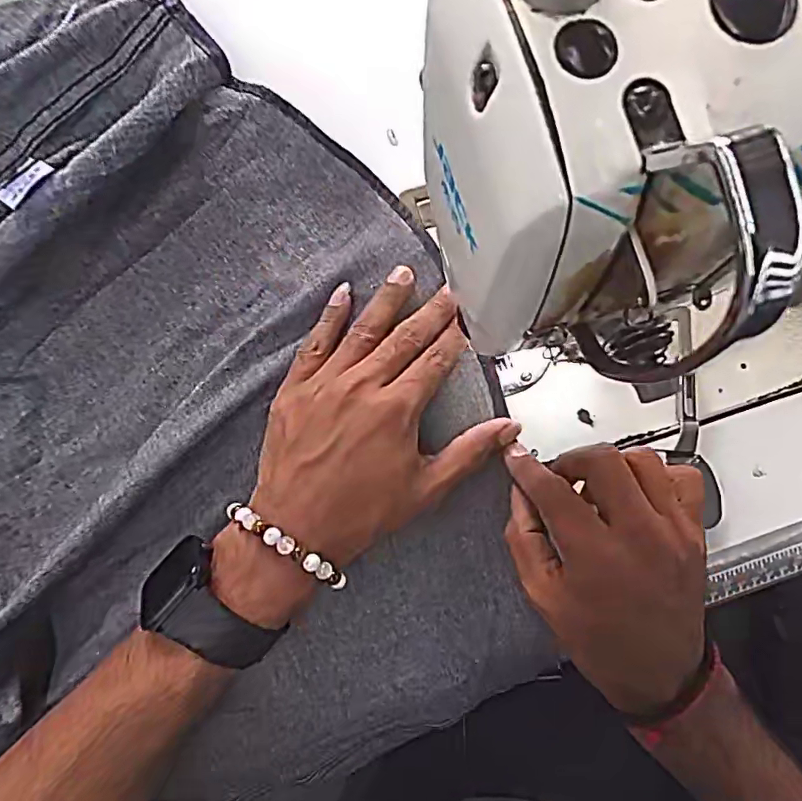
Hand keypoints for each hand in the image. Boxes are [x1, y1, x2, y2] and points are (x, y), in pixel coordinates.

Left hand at [210, 265, 520, 629]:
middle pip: (404, 337)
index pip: (434, 359)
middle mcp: (362, 387)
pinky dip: (330, 316)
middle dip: (429, 310)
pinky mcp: (296, 389)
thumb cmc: (358, 513)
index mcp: (396, 410)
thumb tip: (506, 430)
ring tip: (403, 273)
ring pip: (362, 330)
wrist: (295, 527)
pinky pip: (316, 343)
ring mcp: (326, 384)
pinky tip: (342, 294)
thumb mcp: (424, 489)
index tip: (464, 320)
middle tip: (445, 290)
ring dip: (386, 300)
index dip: (453, 336)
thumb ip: (468, 452)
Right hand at [501, 444, 707, 717]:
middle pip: (602, 459)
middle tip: (559, 477)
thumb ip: (525, 539)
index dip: (528, 469)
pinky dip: (657, 475)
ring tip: (597, 487)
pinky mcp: (694, 533)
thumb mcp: (544, 597)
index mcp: (595, 555)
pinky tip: (638, 493)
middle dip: (570, 460)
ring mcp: (672, 531)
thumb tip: (521, 498)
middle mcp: (639, 536)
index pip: (553, 489)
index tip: (519, 461)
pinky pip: (682, 477)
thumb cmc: (604, 643)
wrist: (659, 672)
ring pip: (642, 460)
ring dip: (611, 465)